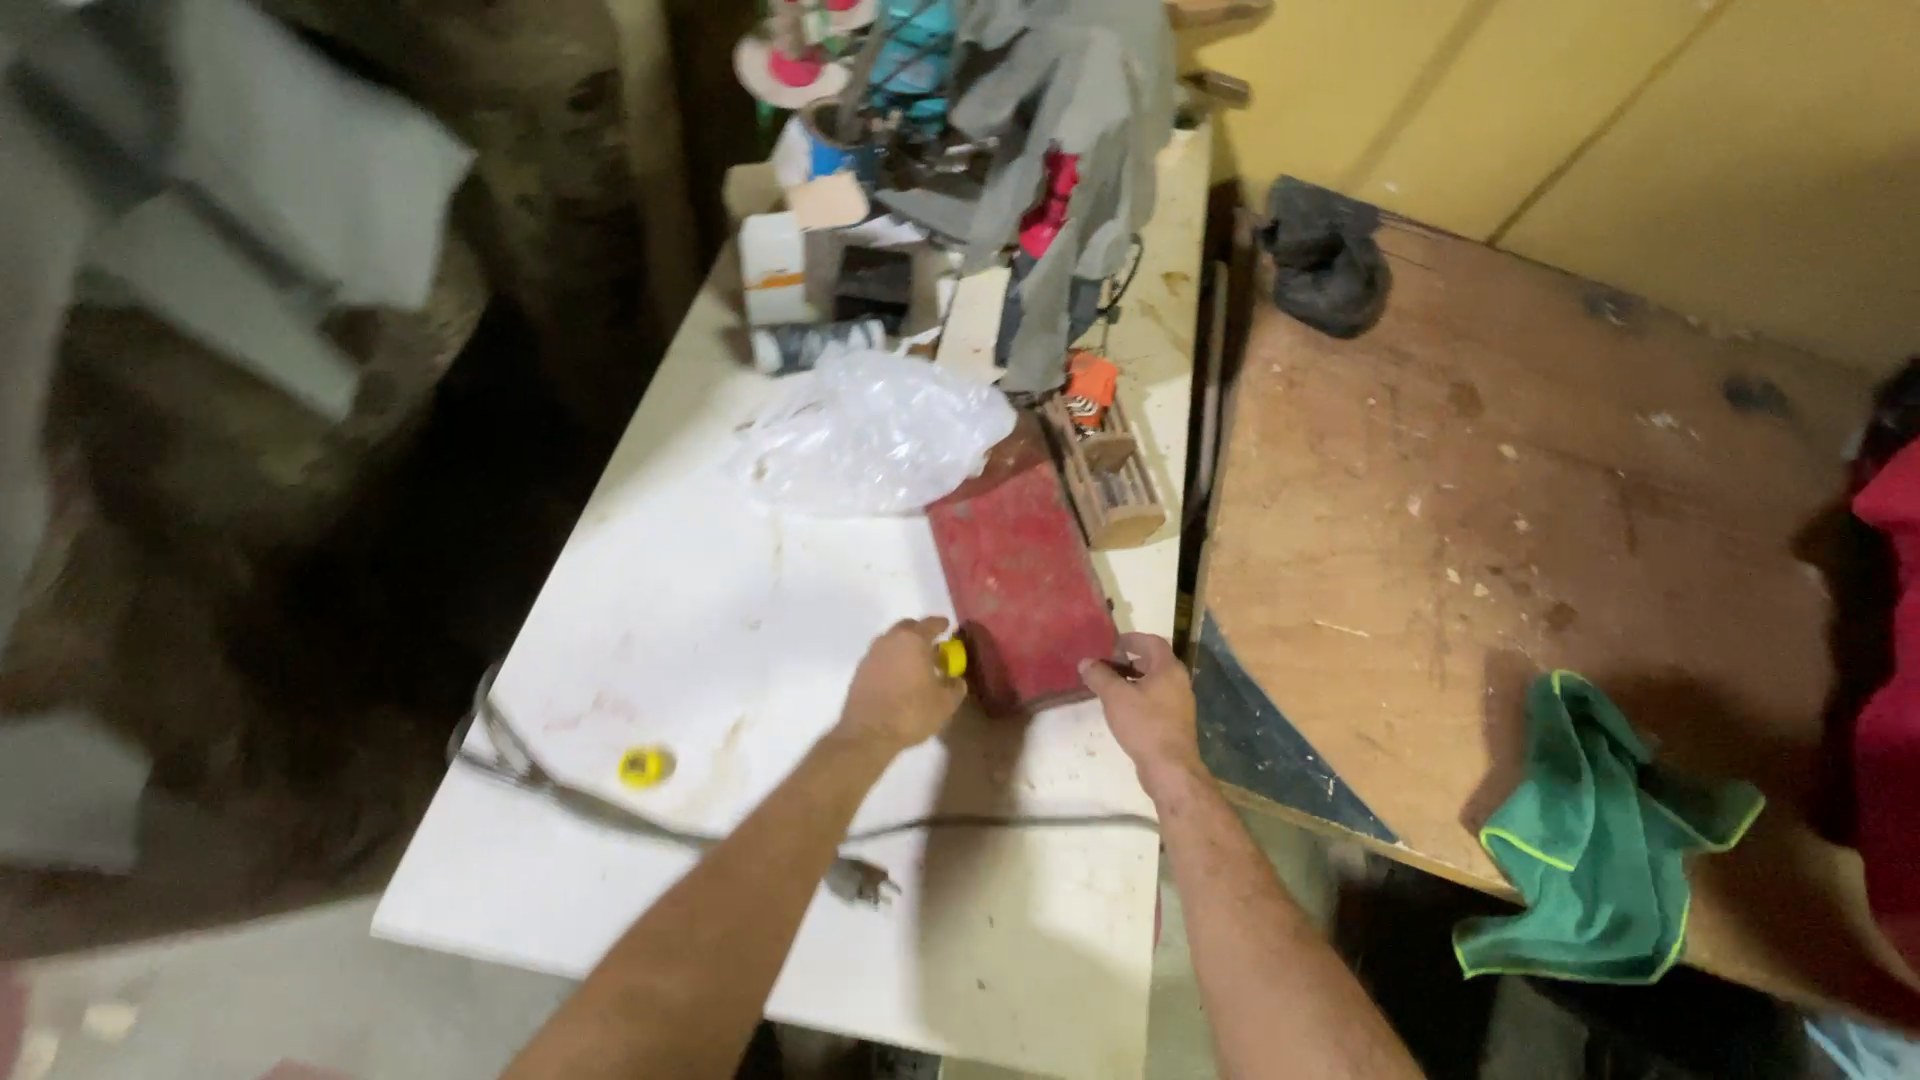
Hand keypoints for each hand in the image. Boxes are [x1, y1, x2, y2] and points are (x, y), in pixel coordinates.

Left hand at [837, 617, 966, 753]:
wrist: (868, 734)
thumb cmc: (911, 713)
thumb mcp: (945, 703)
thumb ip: (955, 687)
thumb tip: (956, 680)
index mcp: (913, 641)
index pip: (930, 624)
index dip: (940, 624)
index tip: (947, 626)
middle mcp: (890, 641)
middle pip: (907, 628)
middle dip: (920, 633)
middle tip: (932, 647)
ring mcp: (871, 655)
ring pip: (891, 642)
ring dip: (904, 648)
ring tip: (915, 664)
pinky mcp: (860, 671)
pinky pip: (880, 658)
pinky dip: (891, 661)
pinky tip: (898, 678)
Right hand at [1080, 633, 1203, 797]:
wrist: (1170, 767)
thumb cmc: (1144, 724)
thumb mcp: (1115, 696)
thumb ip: (1099, 676)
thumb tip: (1085, 662)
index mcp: (1169, 669)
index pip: (1152, 642)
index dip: (1132, 638)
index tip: (1111, 642)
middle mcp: (1179, 682)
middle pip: (1154, 662)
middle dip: (1129, 659)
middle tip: (1106, 663)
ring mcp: (1179, 704)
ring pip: (1154, 682)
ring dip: (1132, 679)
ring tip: (1109, 685)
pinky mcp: (1175, 722)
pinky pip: (1156, 699)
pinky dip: (1139, 696)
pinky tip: (1121, 708)